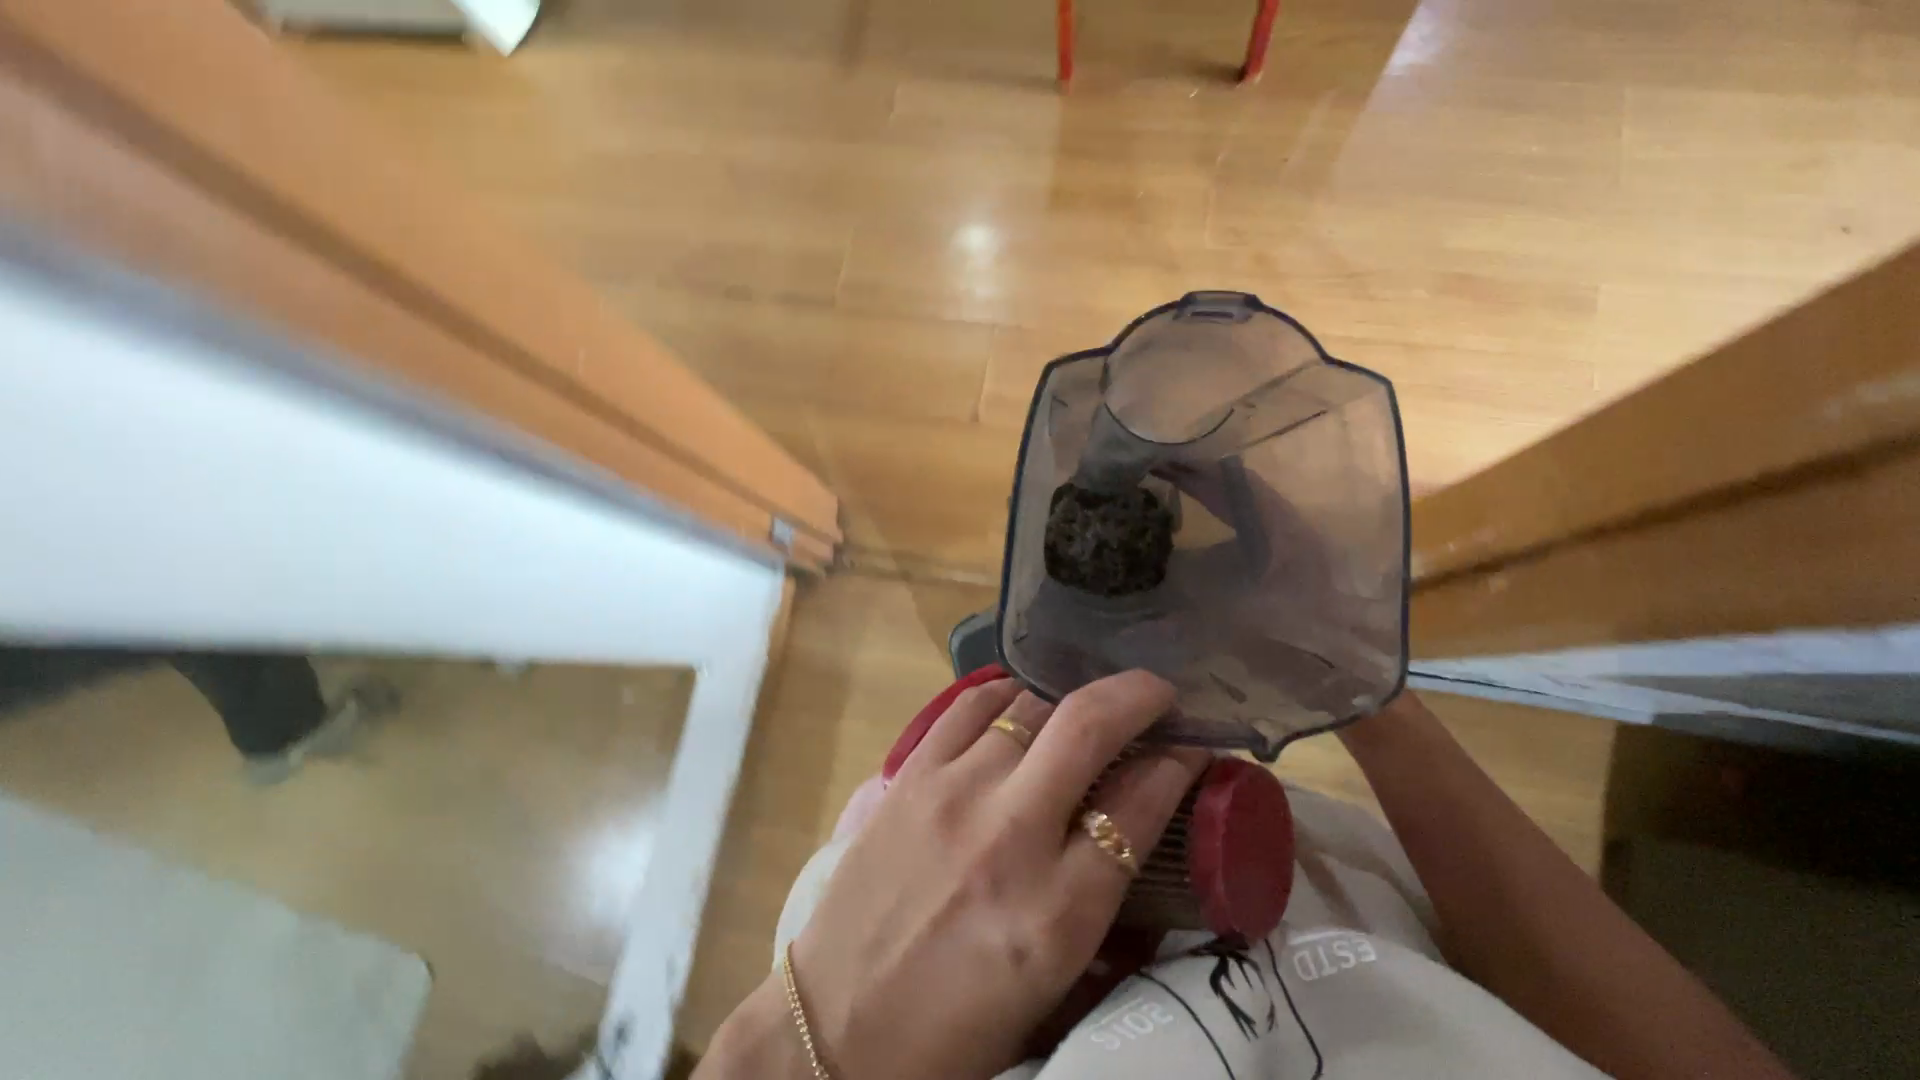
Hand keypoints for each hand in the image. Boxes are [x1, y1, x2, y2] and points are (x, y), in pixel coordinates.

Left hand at [721, 671, 1207, 1079]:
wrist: (835, 1029)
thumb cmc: (954, 1027)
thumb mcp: (1051, 983)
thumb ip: (1102, 899)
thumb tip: (1136, 823)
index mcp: (1057, 912)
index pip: (1140, 804)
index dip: (1180, 765)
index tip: (1192, 749)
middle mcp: (1009, 837)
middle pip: (1089, 726)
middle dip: (1139, 695)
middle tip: (1159, 694)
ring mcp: (951, 795)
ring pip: (1029, 706)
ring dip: (1070, 702)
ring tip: (1082, 716)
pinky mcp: (907, 778)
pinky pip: (970, 707)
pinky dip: (1007, 697)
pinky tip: (1019, 708)